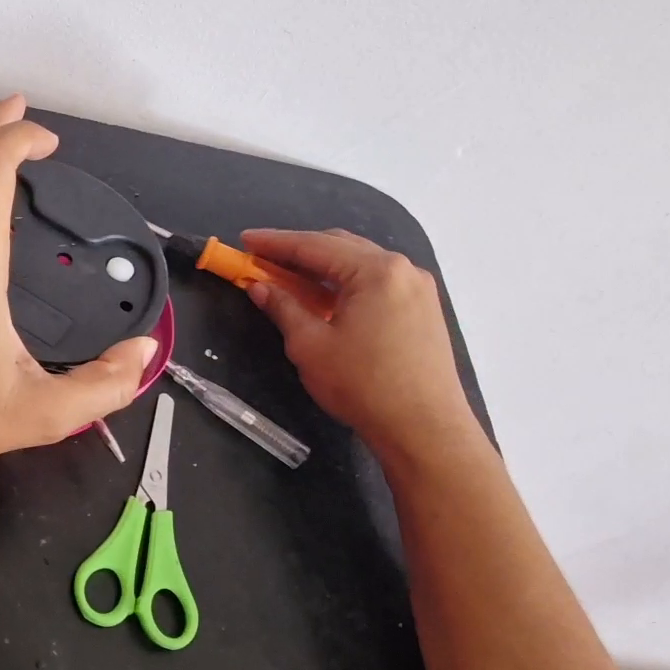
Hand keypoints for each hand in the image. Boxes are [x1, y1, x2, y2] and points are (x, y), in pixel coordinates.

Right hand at [240, 229, 478, 459]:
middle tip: (263, 260)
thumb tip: (259, 286)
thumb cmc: (362, 384)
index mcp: (375, 271)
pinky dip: (345, 282)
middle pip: (341, 247)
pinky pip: (376, 282)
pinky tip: (325, 298)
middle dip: (299, 251)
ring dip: (322, 267)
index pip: (314, 246)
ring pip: (360, 263)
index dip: (275, 242)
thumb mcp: (309, 345)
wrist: (425, 429)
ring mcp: (417, 289)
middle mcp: (402, 270)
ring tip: (289, 278)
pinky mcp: (423, 310)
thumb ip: (283, 307)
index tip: (244, 240)